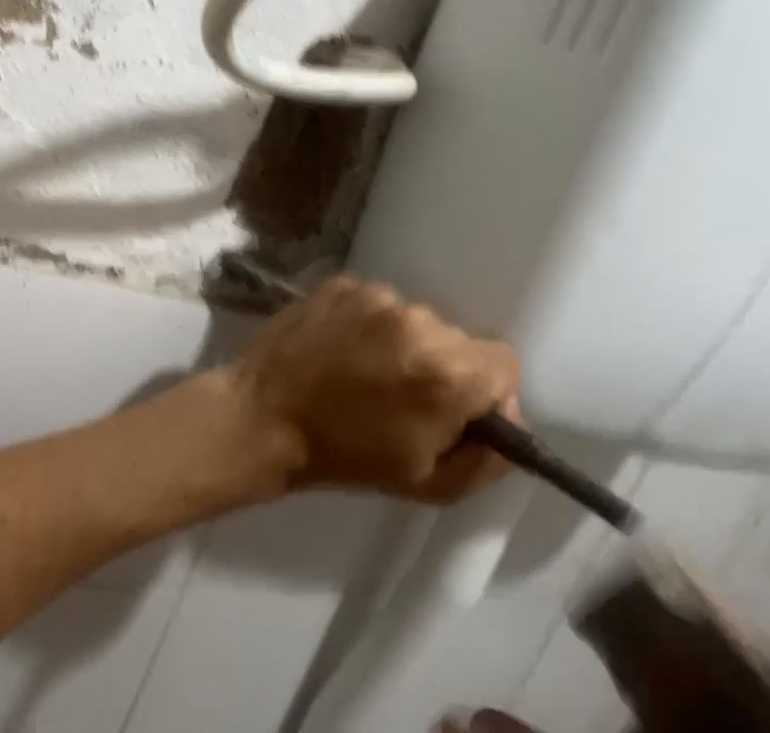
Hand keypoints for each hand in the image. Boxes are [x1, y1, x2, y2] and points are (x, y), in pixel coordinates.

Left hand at [233, 274, 520, 502]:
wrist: (261, 419)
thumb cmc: (346, 458)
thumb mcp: (431, 483)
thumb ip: (488, 457)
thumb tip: (509, 421)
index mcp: (450, 373)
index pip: (503, 366)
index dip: (483, 394)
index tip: (448, 412)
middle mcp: (419, 323)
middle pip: (458, 341)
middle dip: (442, 368)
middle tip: (398, 396)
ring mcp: (376, 298)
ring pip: (416, 320)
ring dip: (403, 343)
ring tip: (361, 372)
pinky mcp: (340, 285)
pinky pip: (376, 303)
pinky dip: (366, 324)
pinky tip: (339, 350)